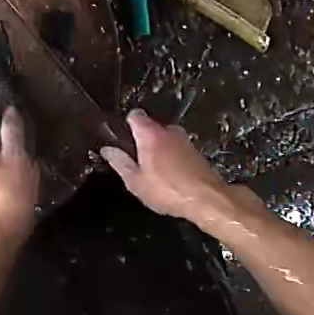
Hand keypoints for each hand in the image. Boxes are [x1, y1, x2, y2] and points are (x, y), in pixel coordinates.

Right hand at [101, 110, 247, 226]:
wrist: (205, 198)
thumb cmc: (168, 190)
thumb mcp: (135, 181)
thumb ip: (120, 162)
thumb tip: (108, 150)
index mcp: (150, 134)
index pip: (135, 115)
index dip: (126, 125)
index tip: (121, 139)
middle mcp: (168, 131)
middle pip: (150, 128)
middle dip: (142, 142)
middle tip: (134, 162)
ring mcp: (184, 140)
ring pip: (164, 139)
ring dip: (157, 151)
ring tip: (152, 173)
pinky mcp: (195, 151)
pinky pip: (176, 149)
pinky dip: (170, 158)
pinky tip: (168, 177)